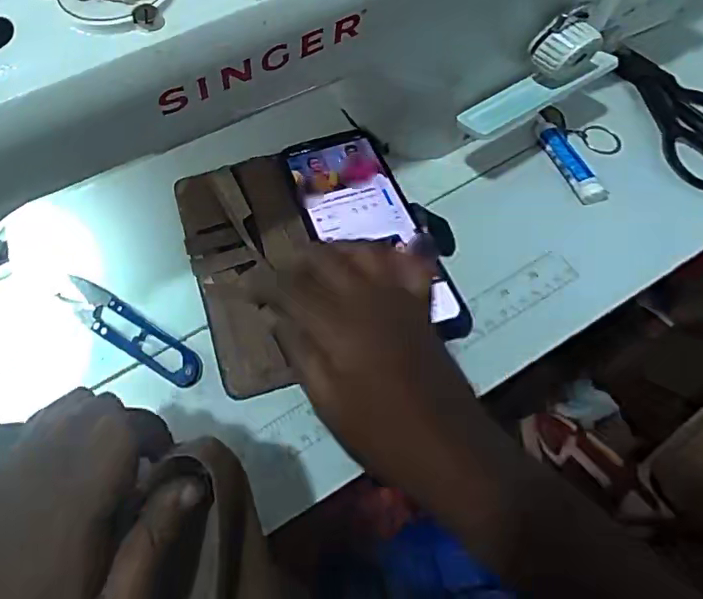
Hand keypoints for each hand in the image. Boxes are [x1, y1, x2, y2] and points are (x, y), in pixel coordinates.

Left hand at [0, 389, 205, 598]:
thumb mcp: (115, 597)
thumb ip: (153, 537)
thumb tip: (193, 481)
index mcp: (78, 488)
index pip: (124, 423)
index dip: (155, 435)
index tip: (167, 468)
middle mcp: (47, 454)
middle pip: (100, 404)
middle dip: (129, 427)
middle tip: (140, 474)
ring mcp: (20, 453)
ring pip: (72, 403)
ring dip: (98, 422)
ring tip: (107, 469)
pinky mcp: (4, 462)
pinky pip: (45, 416)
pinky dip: (68, 424)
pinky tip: (72, 467)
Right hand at [246, 242, 495, 490]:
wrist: (455, 453)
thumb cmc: (383, 435)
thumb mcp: (327, 403)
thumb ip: (299, 351)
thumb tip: (275, 317)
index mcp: (337, 325)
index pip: (289, 287)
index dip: (263, 284)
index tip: (247, 287)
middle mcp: (366, 300)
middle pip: (323, 258)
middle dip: (294, 260)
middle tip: (278, 275)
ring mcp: (398, 299)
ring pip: (361, 250)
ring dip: (334, 249)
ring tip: (317, 263)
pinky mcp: (420, 307)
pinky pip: (407, 265)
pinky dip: (390, 255)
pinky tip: (374, 260)